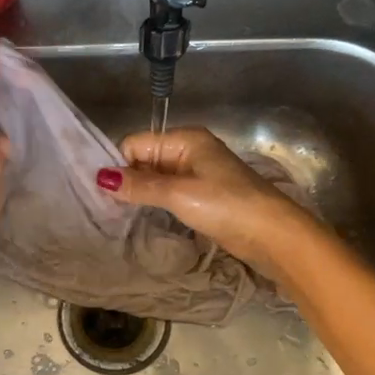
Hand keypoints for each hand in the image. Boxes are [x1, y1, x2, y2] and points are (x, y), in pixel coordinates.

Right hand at [97, 128, 306, 268]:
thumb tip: (100, 177)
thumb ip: (140, 185)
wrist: (273, 235)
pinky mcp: (202, 198)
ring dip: (139, 195)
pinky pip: (168, 194)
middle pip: (144, 160)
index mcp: (186, 139)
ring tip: (119, 217)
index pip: (135, 144)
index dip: (119, 166)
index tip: (104, 194)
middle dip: (126, 181)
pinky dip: (155, 205)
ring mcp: (197, 175)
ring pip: (155, 179)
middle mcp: (189, 151)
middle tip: (106, 209)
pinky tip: (143, 220)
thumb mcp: (179, 194)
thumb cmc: (227, 206)